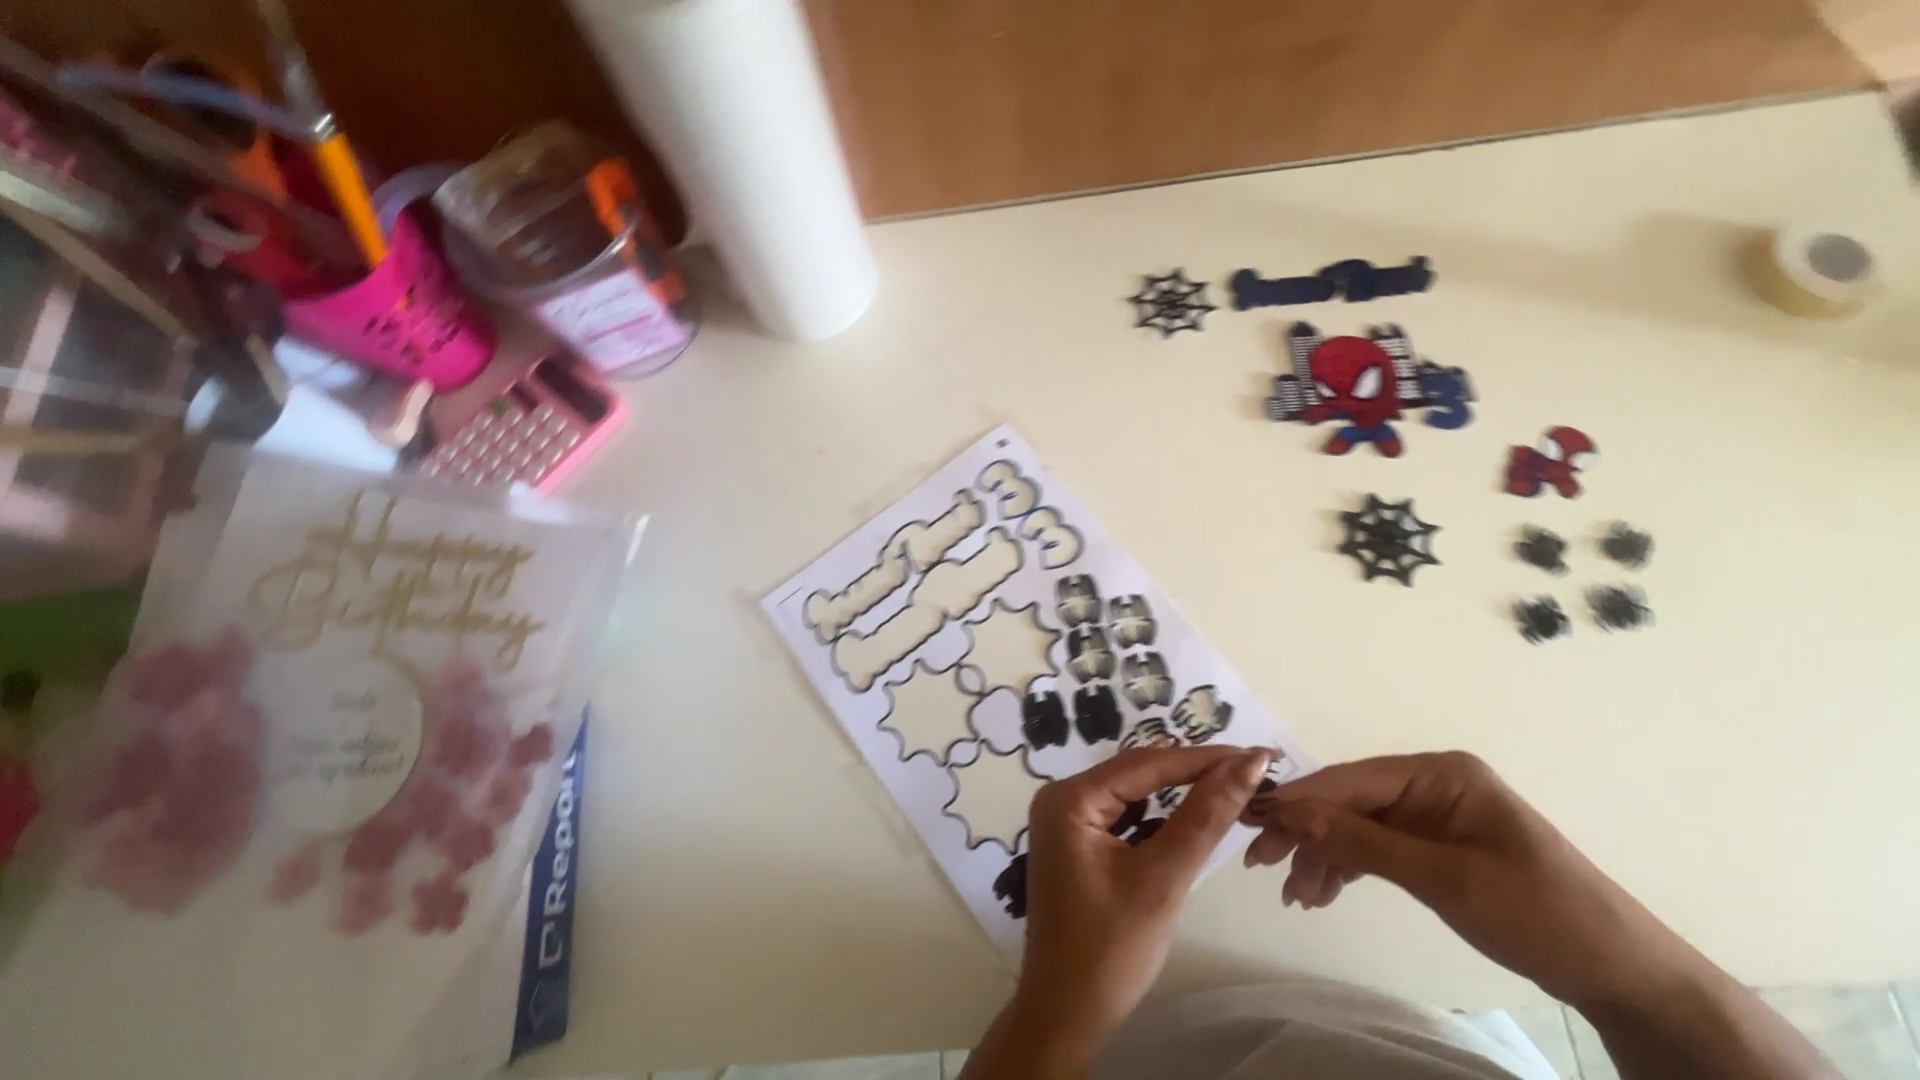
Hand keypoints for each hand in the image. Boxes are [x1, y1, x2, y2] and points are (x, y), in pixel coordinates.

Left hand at [975, 745, 1271, 1077]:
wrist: (1067, 1013)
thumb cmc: (1111, 949)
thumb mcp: (1163, 878)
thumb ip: (1204, 817)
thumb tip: (1249, 765)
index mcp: (1069, 799)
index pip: (1147, 763)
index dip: (1206, 758)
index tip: (1260, 755)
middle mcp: (1061, 799)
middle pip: (1139, 772)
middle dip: (1195, 772)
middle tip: (1254, 770)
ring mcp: (1066, 822)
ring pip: (1134, 793)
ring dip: (1181, 792)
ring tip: (1235, 787)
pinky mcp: (1078, 844)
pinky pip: (1125, 815)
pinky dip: (1161, 816)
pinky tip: (1196, 815)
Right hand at [1240, 752, 1702, 1008]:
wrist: (1617, 969)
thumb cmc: (1538, 912)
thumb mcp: (1444, 877)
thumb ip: (1363, 842)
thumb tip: (1290, 812)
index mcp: (1440, 774)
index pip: (1351, 781)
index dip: (1299, 802)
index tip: (1251, 825)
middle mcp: (1431, 785)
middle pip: (1348, 801)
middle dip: (1305, 832)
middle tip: (1261, 864)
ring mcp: (1432, 816)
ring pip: (1356, 828)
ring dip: (1322, 857)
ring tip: (1296, 895)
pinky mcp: (1435, 847)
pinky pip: (1375, 849)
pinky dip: (1347, 869)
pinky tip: (1321, 893)